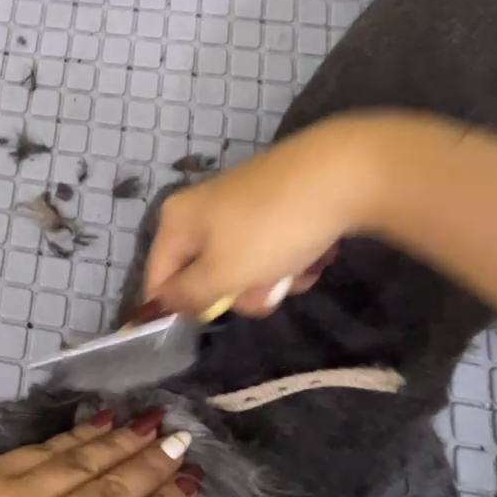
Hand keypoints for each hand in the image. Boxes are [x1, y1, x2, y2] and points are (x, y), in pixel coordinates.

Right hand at [144, 117, 385, 316]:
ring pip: (244, 266)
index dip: (179, 307)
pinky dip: (290, 259)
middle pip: (207, 275)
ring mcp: (238, 207)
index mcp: (177, 221)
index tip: (213, 321)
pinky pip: (270, 248)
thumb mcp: (223, 272)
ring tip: (300, 270)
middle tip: (270, 292)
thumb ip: (189, 294)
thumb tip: (162, 304)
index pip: (159, 279)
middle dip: (241, 292)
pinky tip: (314, 255)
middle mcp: (201, 210)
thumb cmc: (270, 228)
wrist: (338, 175)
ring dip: (273, 280)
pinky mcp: (272, 206)